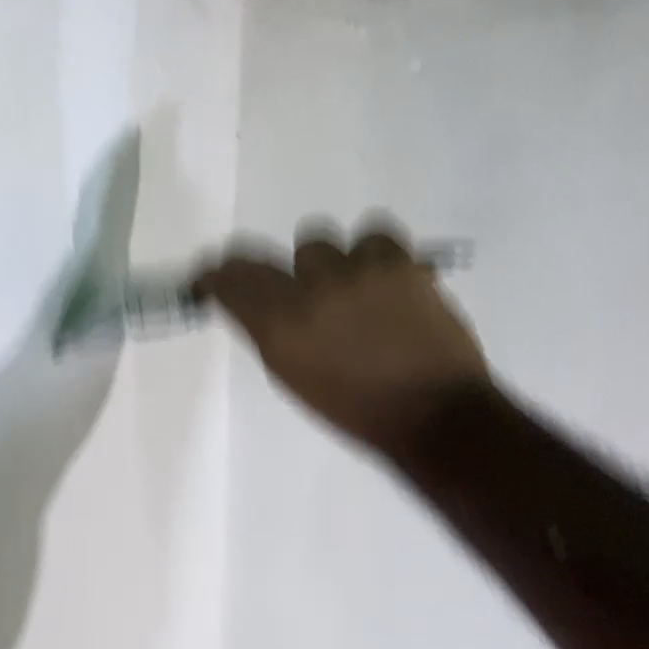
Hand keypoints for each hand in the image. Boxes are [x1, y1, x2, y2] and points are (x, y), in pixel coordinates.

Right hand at [193, 216, 488, 451]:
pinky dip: (373, 253)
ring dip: (327, 263)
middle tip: (298, 293)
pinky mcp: (397, 264)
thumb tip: (243, 300)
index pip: (228, 281)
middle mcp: (306, 294)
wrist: (435, 414)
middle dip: (271, 273)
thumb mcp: (290, 375)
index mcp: (275, 329)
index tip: (213, 275)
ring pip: (317, 240)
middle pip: (262, 255)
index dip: (215, 274)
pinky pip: (372, 234)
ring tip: (349, 287)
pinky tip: (381, 276)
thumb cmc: (353, 406)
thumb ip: (264, 331)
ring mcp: (352, 274)